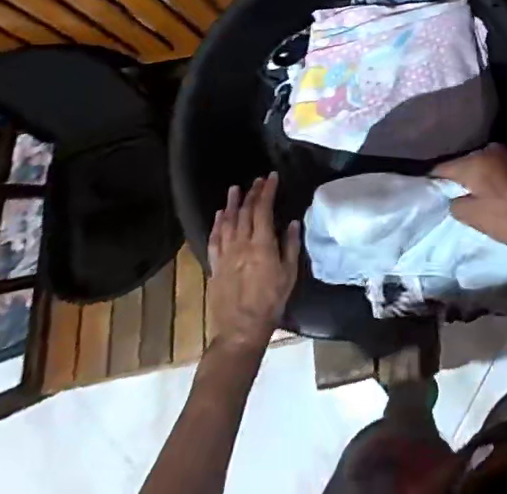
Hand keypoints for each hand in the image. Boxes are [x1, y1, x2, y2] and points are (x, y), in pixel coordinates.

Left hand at [204, 173, 299, 350]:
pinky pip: (215, 240)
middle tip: (258, 180)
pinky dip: (217, 224)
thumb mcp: (289, 274)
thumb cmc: (271, 302)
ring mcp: (225, 255)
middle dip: (252, 193)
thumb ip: (290, 246)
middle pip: (245, 212)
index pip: (263, 210)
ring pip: (227, 222)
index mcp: (261, 245)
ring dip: (232, 204)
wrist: (240, 330)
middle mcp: (241, 244)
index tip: (272, 177)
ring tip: (236, 189)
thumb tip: (291, 223)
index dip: (267, 191)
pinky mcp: (215, 266)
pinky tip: (220, 215)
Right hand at [432, 144, 506, 258]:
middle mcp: (490, 151)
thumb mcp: (475, 217)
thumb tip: (452, 197)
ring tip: (464, 202)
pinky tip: (487, 199)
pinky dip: (487, 183)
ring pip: (478, 169)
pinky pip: (494, 172)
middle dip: (453, 182)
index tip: (425, 197)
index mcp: (476, 160)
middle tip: (444, 202)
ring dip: (472, 183)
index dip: (432, 183)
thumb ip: (455, 204)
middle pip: (461, 166)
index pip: (442, 168)